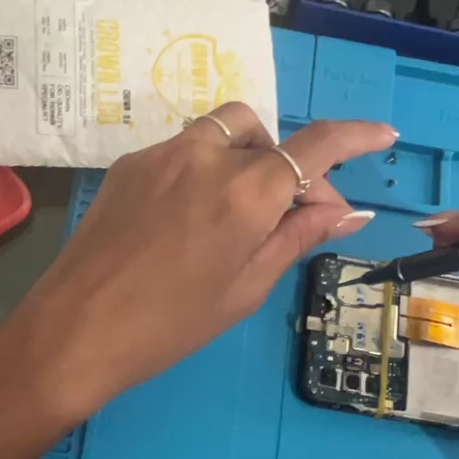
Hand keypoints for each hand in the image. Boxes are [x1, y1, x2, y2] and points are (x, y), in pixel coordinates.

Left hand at [0, 103, 396, 422]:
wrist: (76, 328)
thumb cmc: (170, 323)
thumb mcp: (246, 287)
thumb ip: (298, 237)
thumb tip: (347, 210)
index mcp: (246, 192)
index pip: (317, 146)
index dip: (356, 136)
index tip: (382, 135)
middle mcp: (207, 156)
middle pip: (267, 133)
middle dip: (290, 166)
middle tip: (294, 216)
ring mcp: (163, 153)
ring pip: (224, 130)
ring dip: (248, 156)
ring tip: (244, 209)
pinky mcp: (131, 162)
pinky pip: (186, 148)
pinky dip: (208, 167)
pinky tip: (195, 215)